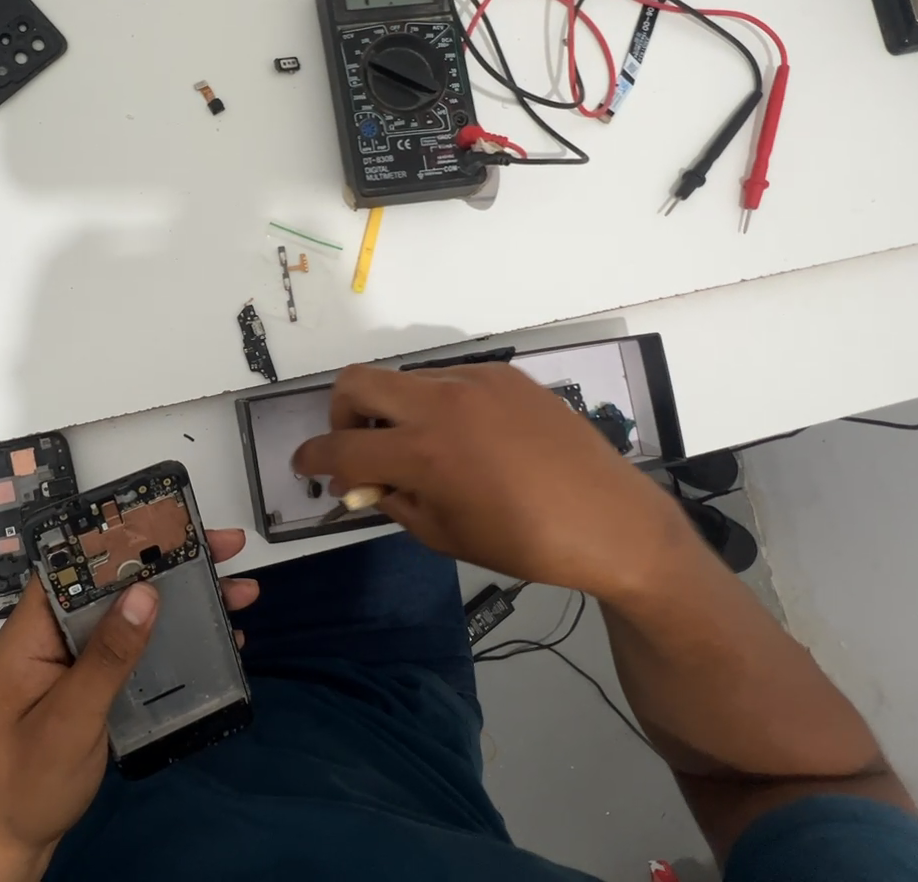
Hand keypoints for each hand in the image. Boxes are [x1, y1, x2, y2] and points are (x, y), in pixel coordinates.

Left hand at [0, 529, 257, 880]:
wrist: (13, 840)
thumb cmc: (28, 780)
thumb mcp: (68, 719)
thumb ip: (107, 657)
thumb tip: (145, 593)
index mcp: (34, 629)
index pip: (77, 563)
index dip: (124, 536)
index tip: (174, 523)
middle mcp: (59, 633)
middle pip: (117, 581)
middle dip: (174, 562)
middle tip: (227, 549)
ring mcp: (81, 656)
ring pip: (137, 611)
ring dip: (188, 600)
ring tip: (242, 594)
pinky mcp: (101, 679)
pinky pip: (143, 645)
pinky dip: (180, 637)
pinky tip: (219, 638)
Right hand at [290, 362, 687, 598]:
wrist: (612, 522)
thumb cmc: (525, 544)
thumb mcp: (444, 535)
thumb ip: (391, 501)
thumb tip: (362, 483)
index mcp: (424, 452)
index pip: (342, 448)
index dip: (312, 459)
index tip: (304, 466)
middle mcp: (442, 403)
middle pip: (357, 381)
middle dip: (341, 414)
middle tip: (358, 446)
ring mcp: (475, 381)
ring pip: (404, 377)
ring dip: (392, 408)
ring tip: (420, 446)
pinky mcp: (505, 374)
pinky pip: (448, 378)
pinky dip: (436, 404)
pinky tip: (465, 436)